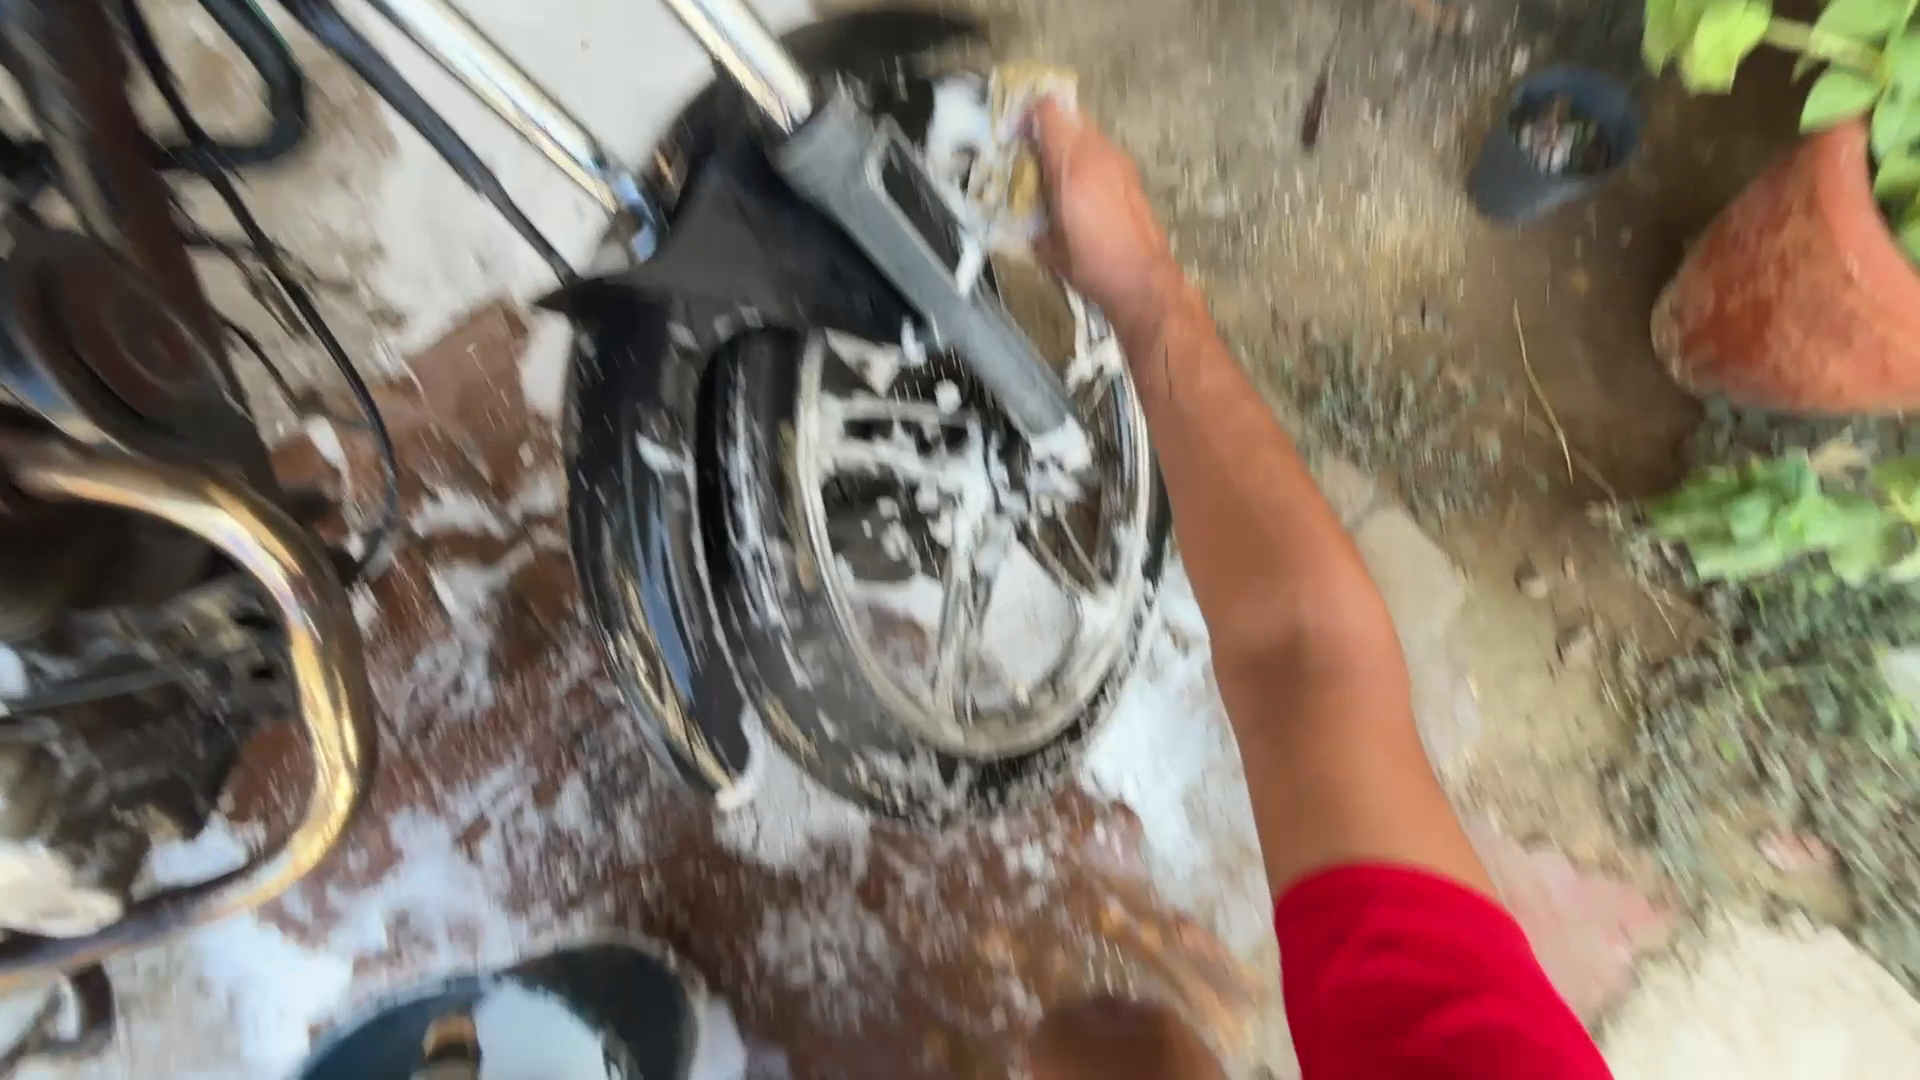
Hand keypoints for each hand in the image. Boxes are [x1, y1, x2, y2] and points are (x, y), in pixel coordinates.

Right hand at [1028, 98, 1178, 319]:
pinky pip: (1101, 153)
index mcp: (1072, 165)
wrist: (1142, 279)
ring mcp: (1118, 161)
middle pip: (1068, 116)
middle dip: (1046, 130)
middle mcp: (1097, 153)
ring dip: (1067, 145)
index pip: (1048, 111)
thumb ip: (1035, 219)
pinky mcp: (1131, 175)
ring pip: (1087, 133)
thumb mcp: (1049, 247)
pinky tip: (1079, 192)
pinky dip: (1086, 161)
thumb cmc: (1092, 266)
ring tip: (1054, 177)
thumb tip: (1029, 213)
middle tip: (1031, 156)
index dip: (1026, 115)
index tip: (1013, 136)